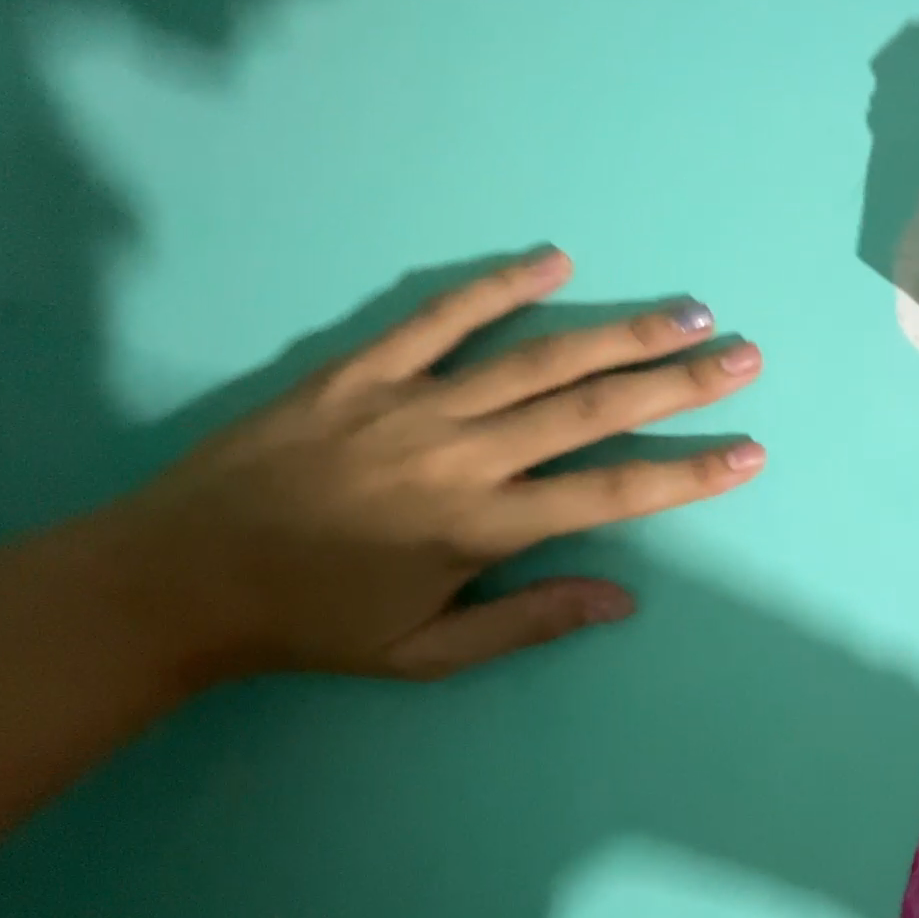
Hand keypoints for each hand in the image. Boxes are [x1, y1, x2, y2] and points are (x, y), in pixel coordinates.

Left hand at [105, 247, 764, 683]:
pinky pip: (438, 318)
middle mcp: (460, 455)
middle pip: (591, 410)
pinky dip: (498, 287)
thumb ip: (529, 621)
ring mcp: (410, 404)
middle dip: (678, 383)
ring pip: (536, 359)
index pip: (611, 493)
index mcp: (480, 526)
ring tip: (688, 314)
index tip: (748, 453)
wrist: (170, 579)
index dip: (688, 474)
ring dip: (620, 333)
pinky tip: (555, 262)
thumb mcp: (425, 654)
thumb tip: (624, 600)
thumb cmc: (314, 623)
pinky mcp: (359, 371)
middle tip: (744, 356)